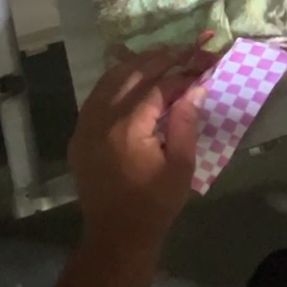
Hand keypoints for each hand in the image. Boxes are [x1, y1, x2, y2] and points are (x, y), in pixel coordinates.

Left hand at [70, 44, 213, 257]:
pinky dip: (118, 79)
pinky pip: (98, 95)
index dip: (184, 72)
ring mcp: (86, 125)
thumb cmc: (155, 204)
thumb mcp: (181, 165)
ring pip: (111, 79)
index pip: (159, 86)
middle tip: (188, 49)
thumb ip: (186, 121)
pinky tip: (135, 75)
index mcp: (128, 128)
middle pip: (133, 74)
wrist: (115, 237)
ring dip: (138, 63)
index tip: (205, 64)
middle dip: (162, 58)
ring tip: (164, 55)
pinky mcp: (80, 134)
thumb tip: (196, 86)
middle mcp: (102, 119)